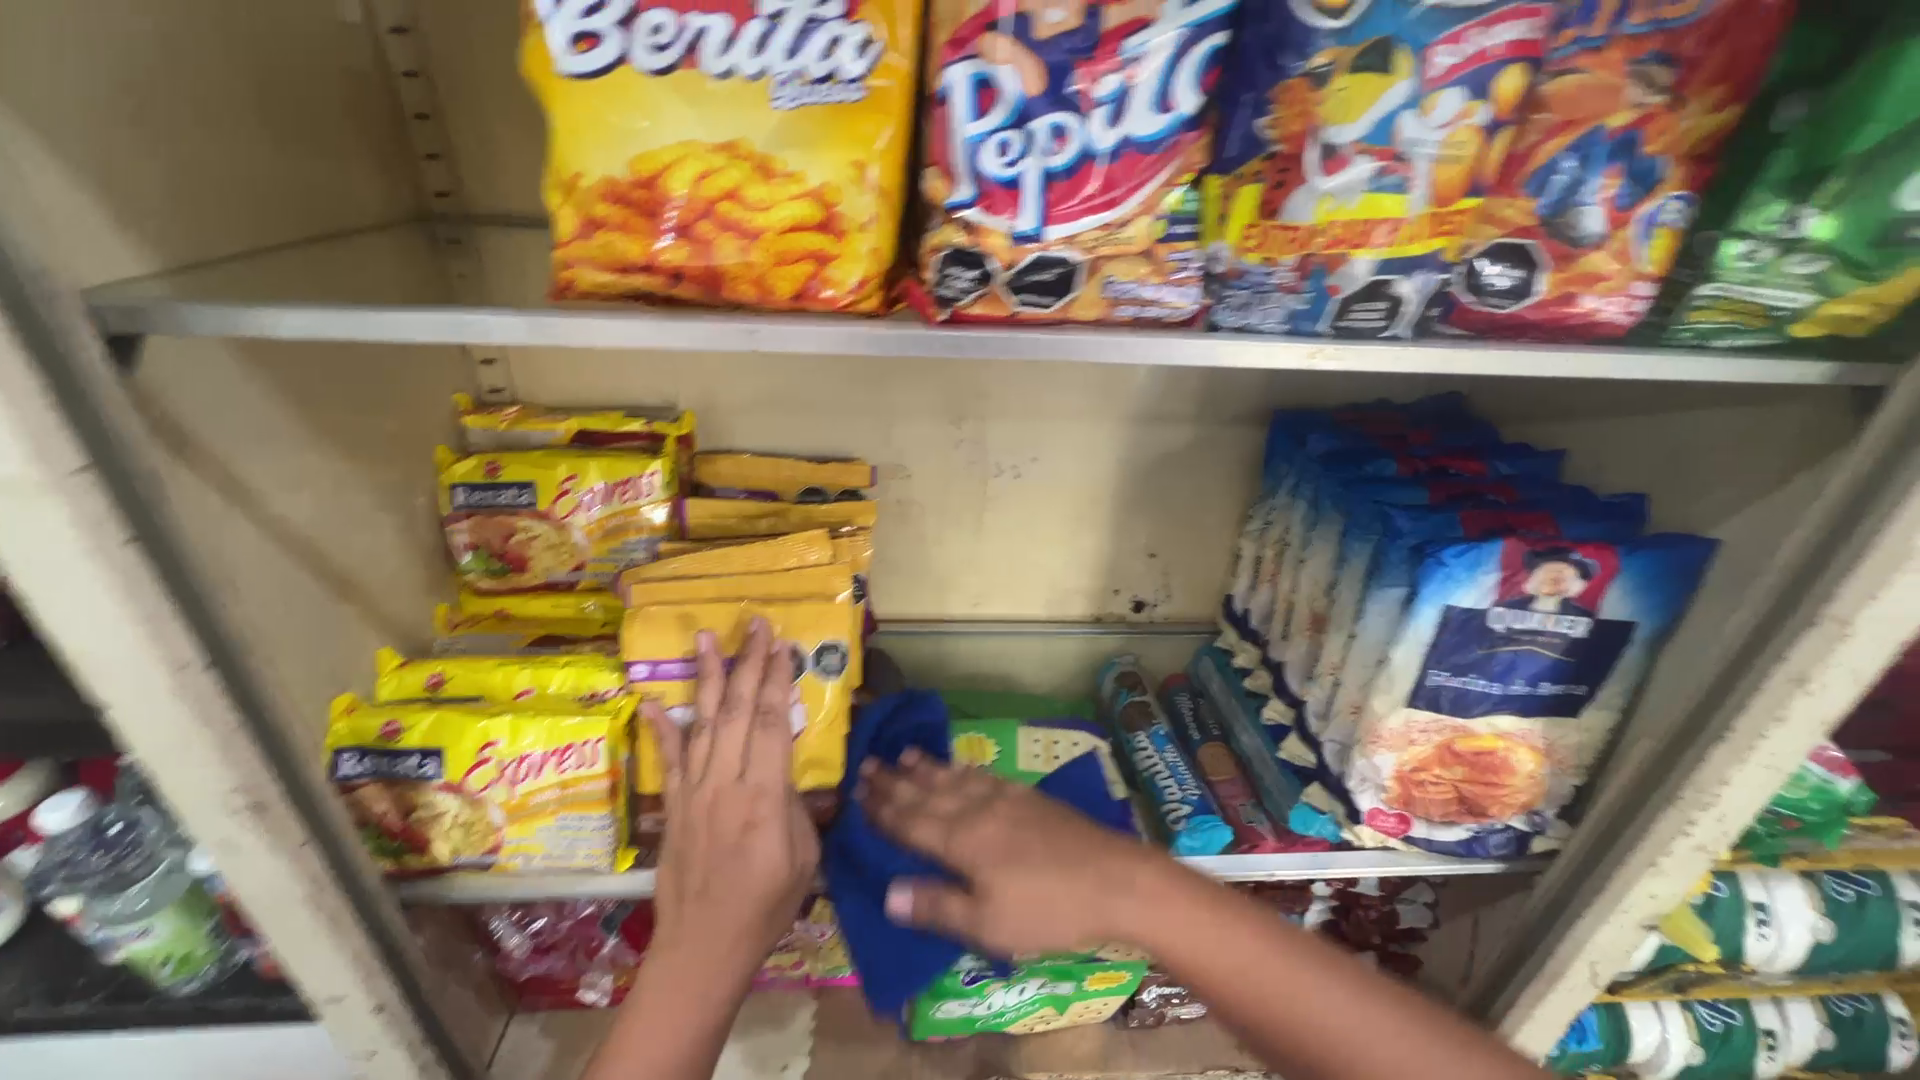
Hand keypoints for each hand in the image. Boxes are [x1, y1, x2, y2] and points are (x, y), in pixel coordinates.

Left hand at [645, 618, 818, 974]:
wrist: (704, 947)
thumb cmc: (766, 906)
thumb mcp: (805, 857)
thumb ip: (795, 806)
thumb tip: (784, 774)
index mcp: (765, 796)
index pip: (773, 723)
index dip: (778, 679)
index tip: (782, 644)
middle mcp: (726, 783)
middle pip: (739, 711)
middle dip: (749, 663)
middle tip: (754, 624)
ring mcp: (694, 792)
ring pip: (703, 723)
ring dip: (707, 678)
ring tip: (705, 638)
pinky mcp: (673, 806)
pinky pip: (668, 759)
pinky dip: (660, 727)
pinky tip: (653, 698)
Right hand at [858, 750, 1164, 955]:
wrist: (1117, 879)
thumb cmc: (1048, 910)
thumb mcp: (988, 925)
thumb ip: (937, 906)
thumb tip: (887, 892)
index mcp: (962, 841)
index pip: (911, 821)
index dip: (882, 809)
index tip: (856, 792)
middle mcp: (977, 811)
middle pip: (928, 793)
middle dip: (894, 782)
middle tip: (865, 764)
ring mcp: (1006, 799)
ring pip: (954, 779)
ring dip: (925, 769)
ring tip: (902, 755)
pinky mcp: (1029, 798)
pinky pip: (983, 776)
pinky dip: (962, 770)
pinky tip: (960, 768)